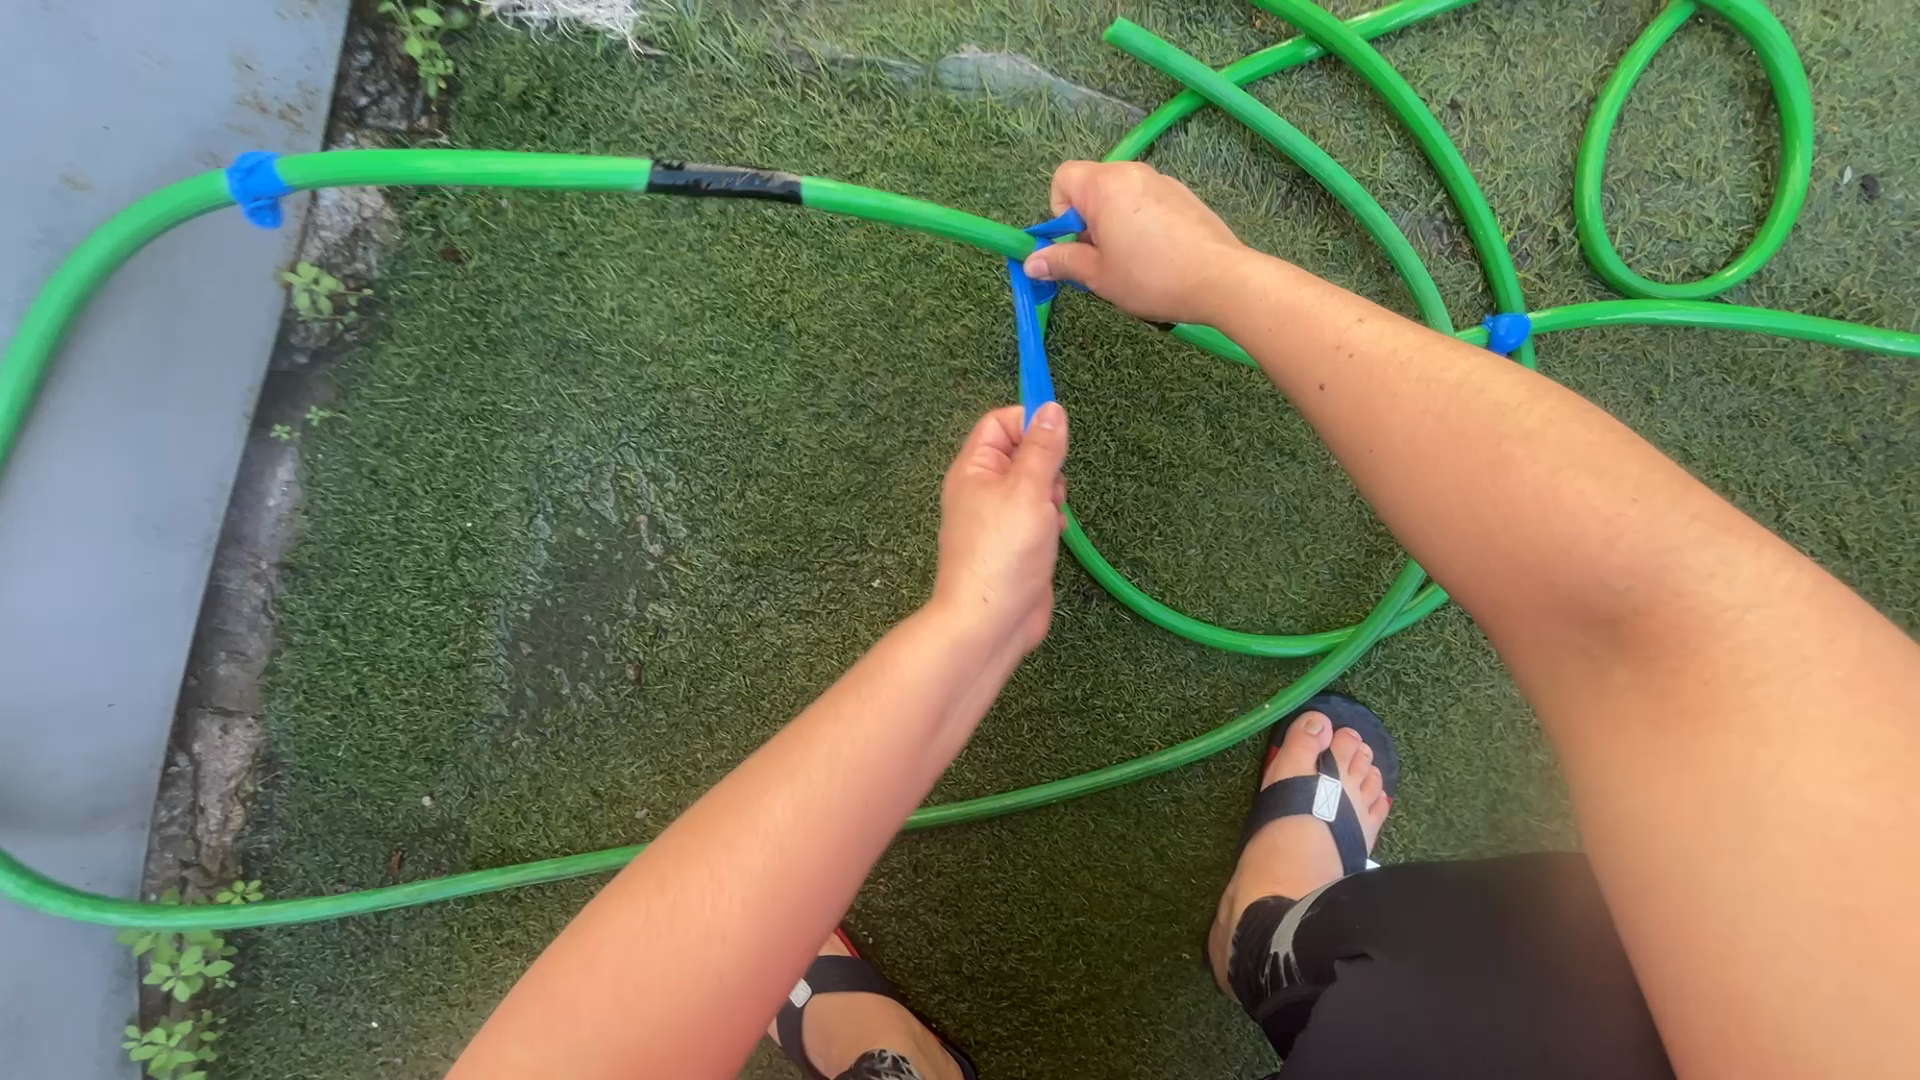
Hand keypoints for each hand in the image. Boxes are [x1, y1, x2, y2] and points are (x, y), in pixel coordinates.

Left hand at [931, 403, 1068, 655]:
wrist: (990, 621)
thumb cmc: (1003, 552)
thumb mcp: (1027, 491)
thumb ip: (1042, 448)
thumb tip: (1052, 409)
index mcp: (974, 469)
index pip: (1000, 423)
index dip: (1028, 423)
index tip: (1054, 441)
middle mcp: (983, 489)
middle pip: (1022, 452)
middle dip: (1046, 465)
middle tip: (1048, 490)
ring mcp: (1000, 517)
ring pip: (1036, 485)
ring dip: (1052, 496)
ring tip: (1049, 519)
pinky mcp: (1017, 542)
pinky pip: (1040, 515)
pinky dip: (1051, 521)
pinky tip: (1054, 537)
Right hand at [1021, 161, 1252, 324]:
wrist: (1218, 278)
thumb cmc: (1150, 277)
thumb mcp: (1097, 275)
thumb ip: (1062, 262)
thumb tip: (1031, 263)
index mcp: (1104, 185)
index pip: (1062, 178)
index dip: (1058, 214)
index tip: (1075, 246)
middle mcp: (1131, 173)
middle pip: (1091, 188)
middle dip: (1086, 224)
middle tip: (1100, 262)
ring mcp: (1161, 181)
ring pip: (1119, 199)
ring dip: (1112, 227)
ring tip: (1129, 265)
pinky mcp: (1182, 196)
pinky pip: (1145, 205)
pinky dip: (1139, 226)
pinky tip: (1155, 259)